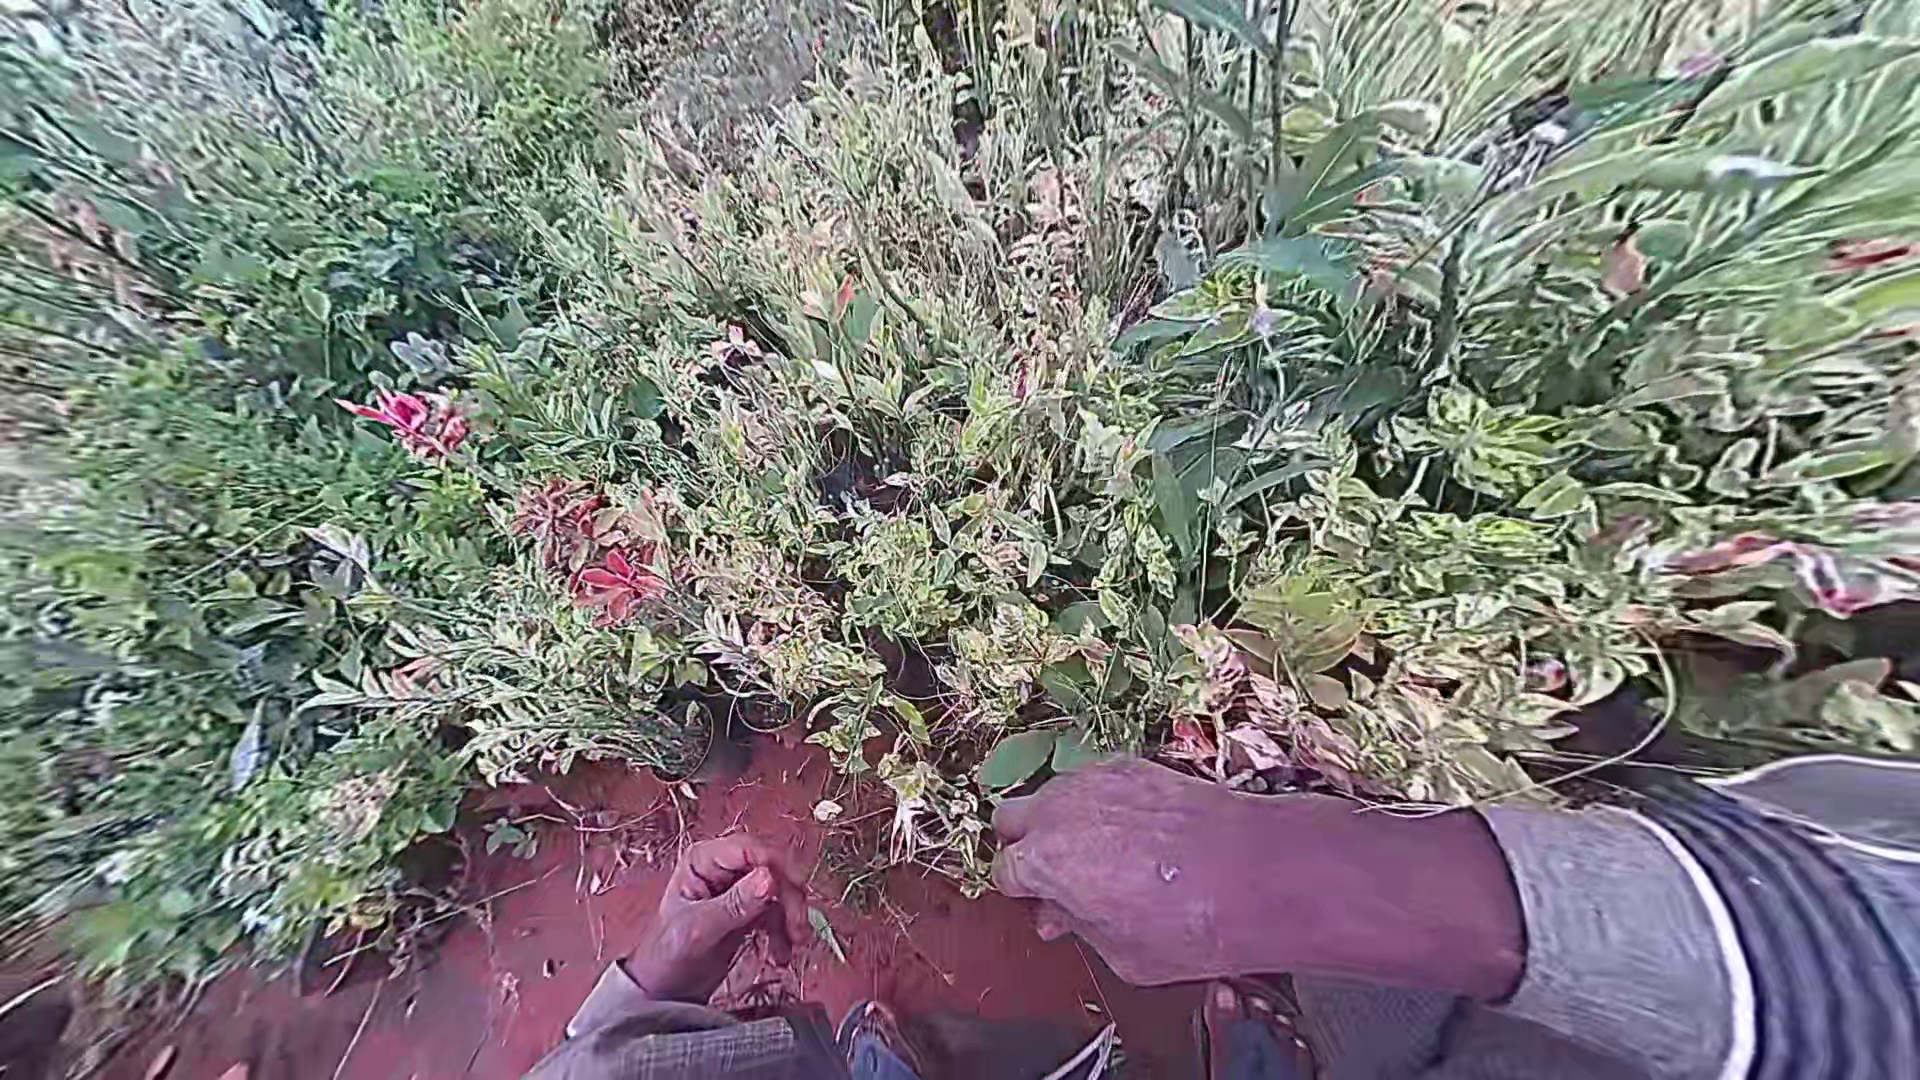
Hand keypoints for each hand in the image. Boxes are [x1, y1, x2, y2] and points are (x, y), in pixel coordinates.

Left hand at [625, 835, 809, 1003]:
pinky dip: (786, 928)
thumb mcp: (698, 932)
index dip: (776, 863)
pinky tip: (782, 952)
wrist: (660, 998)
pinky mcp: (750, 905)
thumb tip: (770, 878)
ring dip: (792, 912)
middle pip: (772, 863)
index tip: (795, 888)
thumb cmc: (667, 960)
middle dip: (789, 892)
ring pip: (781, 885)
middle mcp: (725, 864)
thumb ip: (734, 905)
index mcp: (705, 858)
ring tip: (794, 941)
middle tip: (798, 924)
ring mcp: (739, 884)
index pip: (751, 848)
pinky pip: (779, 908)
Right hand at [992, 759, 1523, 998]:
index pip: (1004, 870)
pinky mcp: (1121, 764)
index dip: (1021, 890)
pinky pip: (1090, 782)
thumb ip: (1075, 925)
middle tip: (1053, 870)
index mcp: (1044, 861)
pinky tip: (1131, 828)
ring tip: (1099, 850)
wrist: (1247, 867)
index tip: (1041, 901)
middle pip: (1009, 817)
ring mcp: (1087, 780)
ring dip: (1058, 821)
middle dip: (1022, 843)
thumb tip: (1053, 914)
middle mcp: (1055, 810)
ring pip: (1049, 795)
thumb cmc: (1185, 925)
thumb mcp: (1121, 953)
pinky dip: (1096, 802)